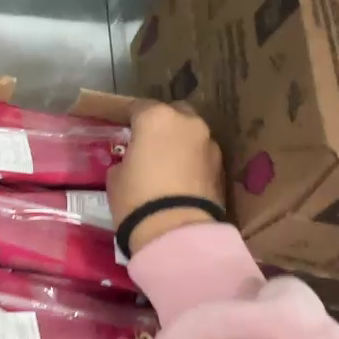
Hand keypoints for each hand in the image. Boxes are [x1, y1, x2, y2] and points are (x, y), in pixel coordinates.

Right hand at [107, 99, 225, 254]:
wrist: (176, 231)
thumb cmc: (136, 197)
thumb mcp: (117, 174)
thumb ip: (127, 157)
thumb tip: (134, 159)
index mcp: (155, 118)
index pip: (137, 107)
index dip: (128, 117)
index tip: (120, 127)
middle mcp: (187, 122)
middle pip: (173, 113)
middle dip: (161, 123)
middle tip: (147, 142)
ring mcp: (209, 143)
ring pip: (191, 133)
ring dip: (180, 142)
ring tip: (167, 162)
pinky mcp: (222, 167)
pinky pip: (201, 155)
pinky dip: (192, 160)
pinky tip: (180, 177)